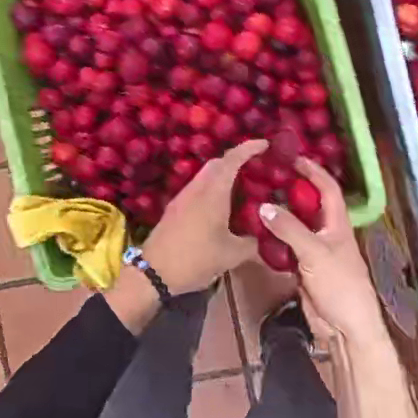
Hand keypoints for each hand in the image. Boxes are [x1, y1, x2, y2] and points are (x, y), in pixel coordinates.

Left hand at [139, 139, 265, 294]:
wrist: (152, 273)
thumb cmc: (195, 259)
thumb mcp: (232, 255)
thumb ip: (252, 242)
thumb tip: (262, 235)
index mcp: (213, 192)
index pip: (232, 159)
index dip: (249, 148)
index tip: (265, 144)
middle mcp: (197, 188)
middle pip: (218, 163)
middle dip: (237, 159)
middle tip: (256, 167)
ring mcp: (183, 197)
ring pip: (206, 175)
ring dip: (223, 174)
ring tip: (242, 186)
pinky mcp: (175, 209)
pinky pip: (198, 188)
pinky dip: (213, 188)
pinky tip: (222, 205)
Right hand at [262, 158, 417, 417]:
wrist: (346, 328)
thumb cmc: (340, 284)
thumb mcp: (314, 252)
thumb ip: (289, 228)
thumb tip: (264, 206)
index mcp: (338, 223)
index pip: (327, 187)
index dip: (313, 170)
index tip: (292, 157)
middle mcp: (327, 232)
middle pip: (308, 204)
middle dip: (291, 190)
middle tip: (265, 177)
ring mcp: (315, 251)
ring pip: (295, 226)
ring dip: (279, 214)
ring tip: (254, 199)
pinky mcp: (303, 269)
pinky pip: (286, 247)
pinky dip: (272, 239)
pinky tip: (255, 232)